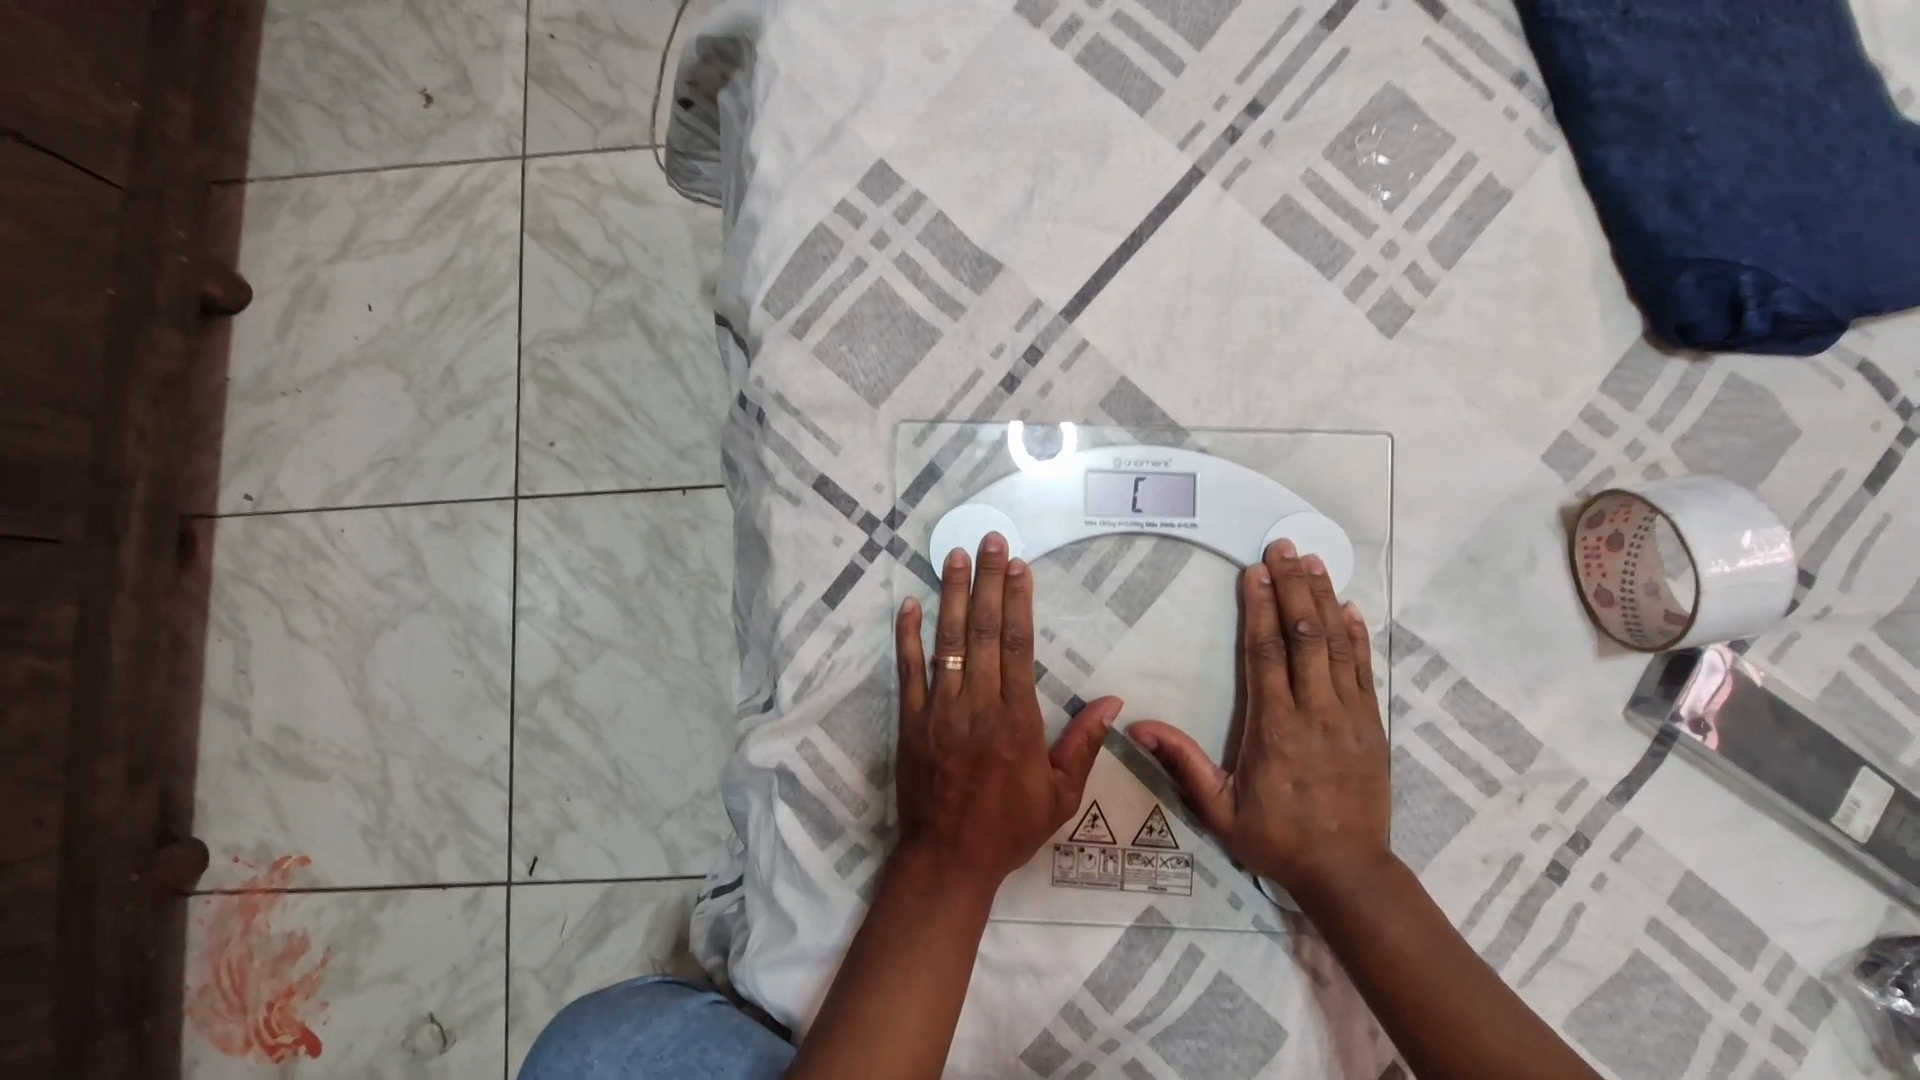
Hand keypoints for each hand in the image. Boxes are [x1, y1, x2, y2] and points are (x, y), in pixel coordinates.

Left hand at [893, 533, 1122, 893]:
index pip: (1019, 645)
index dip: (1019, 601)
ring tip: (955, 556)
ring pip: (946, 641)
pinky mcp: (910, 721)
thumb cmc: (1010, 827)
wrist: (948, 858)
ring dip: (952, 596)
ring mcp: (939, 710)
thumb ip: (1084, 744)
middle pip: (984, 631)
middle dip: (989, 581)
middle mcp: (977, 704)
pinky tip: (908, 604)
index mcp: (1016, 718)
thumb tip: (1112, 703)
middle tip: (990, 541)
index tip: (1019, 566)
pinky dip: (907, 636)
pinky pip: (908, 671)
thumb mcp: (1061, 794)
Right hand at [1128, 540, 1389, 901]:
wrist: (1348, 872)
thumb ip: (1182, 763)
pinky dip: (1356, 636)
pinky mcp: (1372, 725)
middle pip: (1303, 636)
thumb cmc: (1276, 839)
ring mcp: (1350, 716)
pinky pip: (1364, 671)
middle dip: (1293, 587)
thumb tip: (1137, 726)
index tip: (1254, 572)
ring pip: (1335, 645)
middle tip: (1284, 547)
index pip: (1266, 654)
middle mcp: (1315, 711)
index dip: (1260, 609)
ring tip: (1314, 561)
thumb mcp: (1219, 809)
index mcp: (1275, 727)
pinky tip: (1349, 608)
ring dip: (1324, 600)